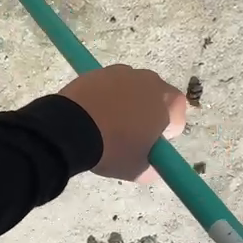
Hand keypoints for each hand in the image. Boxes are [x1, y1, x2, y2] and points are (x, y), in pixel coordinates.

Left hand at [54, 65, 185, 182]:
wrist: (67, 129)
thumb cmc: (112, 148)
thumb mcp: (139, 169)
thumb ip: (153, 165)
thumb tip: (151, 164)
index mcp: (166, 99)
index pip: (176, 114)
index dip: (166, 131)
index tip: (152, 143)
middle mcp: (145, 79)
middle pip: (152, 98)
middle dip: (145, 114)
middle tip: (129, 134)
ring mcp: (116, 72)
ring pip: (126, 91)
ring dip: (122, 104)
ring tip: (105, 126)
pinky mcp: (91, 74)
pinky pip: (102, 89)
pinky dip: (100, 100)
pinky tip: (89, 116)